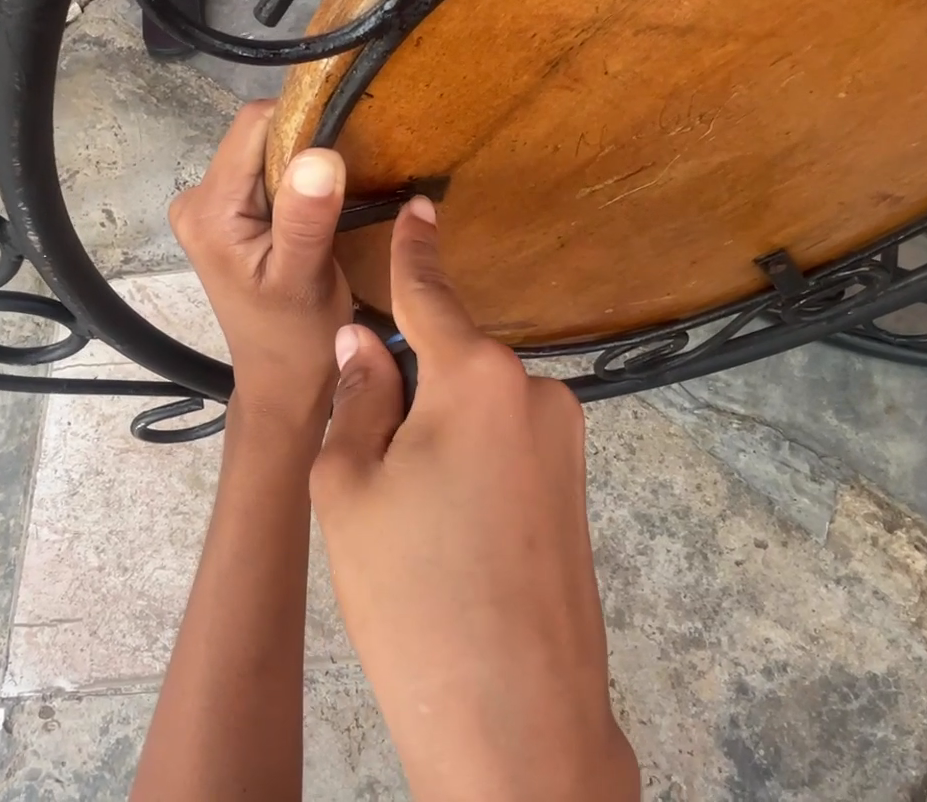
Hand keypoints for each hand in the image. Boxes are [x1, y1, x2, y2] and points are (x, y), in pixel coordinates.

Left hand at [170, 100, 352, 423]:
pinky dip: (296, 184)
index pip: (256, 126)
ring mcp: (209, 208)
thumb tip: (319, 155)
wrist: (283, 381)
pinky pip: (266, 176)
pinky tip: (318, 211)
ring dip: (303, 168)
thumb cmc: (296, 338)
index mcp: (209, 211)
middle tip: (347, 186)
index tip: (347, 148)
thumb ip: (305, 219)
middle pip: (259, 136)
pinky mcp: (226, 217)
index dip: (305, 123)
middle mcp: (197, 199)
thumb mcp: (305, 279)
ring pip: (265, 154)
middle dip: (306, 149)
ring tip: (335, 202)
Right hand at [308, 197, 637, 800]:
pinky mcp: (576, 484)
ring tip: (405, 511)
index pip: (434, 293)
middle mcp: (535, 392)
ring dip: (436, 428)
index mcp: (477, 377)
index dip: (416, 249)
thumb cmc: (413, 595)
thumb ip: (358, 396)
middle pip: (452, 358)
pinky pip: (507, 442)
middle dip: (408, 382)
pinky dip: (468, 458)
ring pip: (478, 405)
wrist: (515, 718)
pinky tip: (446, 525)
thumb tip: (364, 341)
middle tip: (366, 454)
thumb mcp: (350, 486)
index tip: (421, 207)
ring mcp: (566, 440)